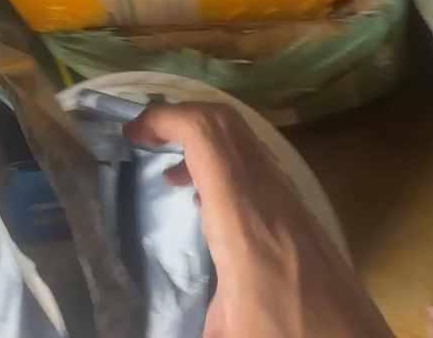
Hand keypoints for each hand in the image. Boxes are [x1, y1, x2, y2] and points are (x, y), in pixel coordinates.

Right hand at [129, 102, 393, 337]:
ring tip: (168, 168)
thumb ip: (193, 316)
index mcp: (242, 217)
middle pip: (224, 121)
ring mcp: (289, 201)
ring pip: (242, 140)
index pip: (204, 133)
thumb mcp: (229, 333)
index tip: (131, 133)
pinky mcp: (300, 217)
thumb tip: (155, 321)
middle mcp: (269, 194)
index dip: (163, 118)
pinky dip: (221, 163)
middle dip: (179, 116)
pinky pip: (254, 165)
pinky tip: (206, 203)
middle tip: (145, 137)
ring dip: (201, 139)